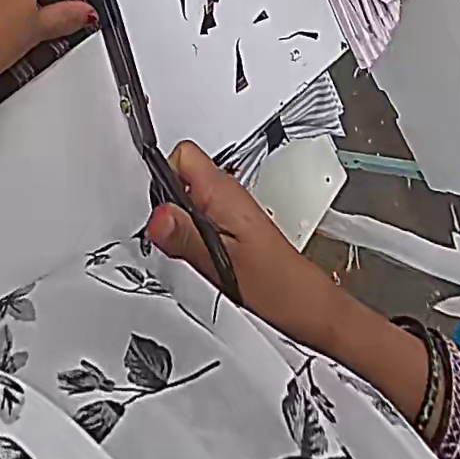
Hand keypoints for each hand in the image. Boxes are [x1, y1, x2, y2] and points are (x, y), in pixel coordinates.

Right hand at [148, 142, 431, 420]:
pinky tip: (196, 252)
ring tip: (183, 245)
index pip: (182, 153)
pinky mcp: (233, 221)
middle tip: (166, 231)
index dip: (161, 174)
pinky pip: (200, 209)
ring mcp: (231, 205)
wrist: (307, 305)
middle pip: (182, 169)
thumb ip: (185, 237)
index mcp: (223, 192)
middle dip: (165, 196)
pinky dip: (190, 227)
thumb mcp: (221, 265)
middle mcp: (227, 192)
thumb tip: (156, 217)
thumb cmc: (276, 286)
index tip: (152, 205)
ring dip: (178, 214)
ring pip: (190, 191)